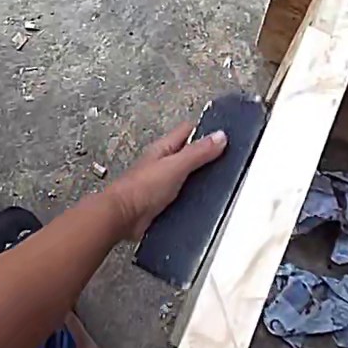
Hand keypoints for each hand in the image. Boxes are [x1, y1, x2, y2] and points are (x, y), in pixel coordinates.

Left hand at [101, 123, 226, 239]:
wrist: (122, 218)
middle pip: (190, 152)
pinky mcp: (164, 201)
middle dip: (206, 153)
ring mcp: (163, 182)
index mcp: (164, 148)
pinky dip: (194, 194)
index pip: (188, 130)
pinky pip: (184, 193)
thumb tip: (220, 137)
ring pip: (188, 174)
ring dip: (200, 175)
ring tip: (218, 174)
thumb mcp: (176, 166)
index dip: (206, 129)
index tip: (223, 132)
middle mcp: (164, 163)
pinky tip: (203, 197)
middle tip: (224, 153)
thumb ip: (198, 151)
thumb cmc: (139, 189)